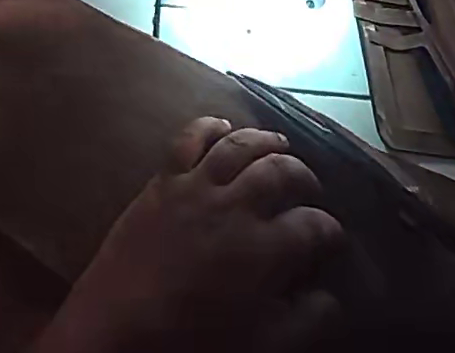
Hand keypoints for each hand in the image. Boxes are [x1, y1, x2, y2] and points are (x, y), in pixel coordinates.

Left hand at [31, 117, 349, 352]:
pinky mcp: (164, 177)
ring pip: (237, 145)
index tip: (333, 233)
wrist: (121, 320)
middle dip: (302, 174)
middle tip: (310, 183)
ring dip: (263, 139)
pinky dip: (208, 125)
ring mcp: (195, 184)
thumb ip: (303, 320)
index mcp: (262, 249)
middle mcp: (233, 205)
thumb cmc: (193, 338)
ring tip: (279, 142)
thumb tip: (329, 297)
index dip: (328, 228)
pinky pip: (188, 138)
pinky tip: (221, 124)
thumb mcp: (261, 343)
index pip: (312, 225)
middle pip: (278, 171)